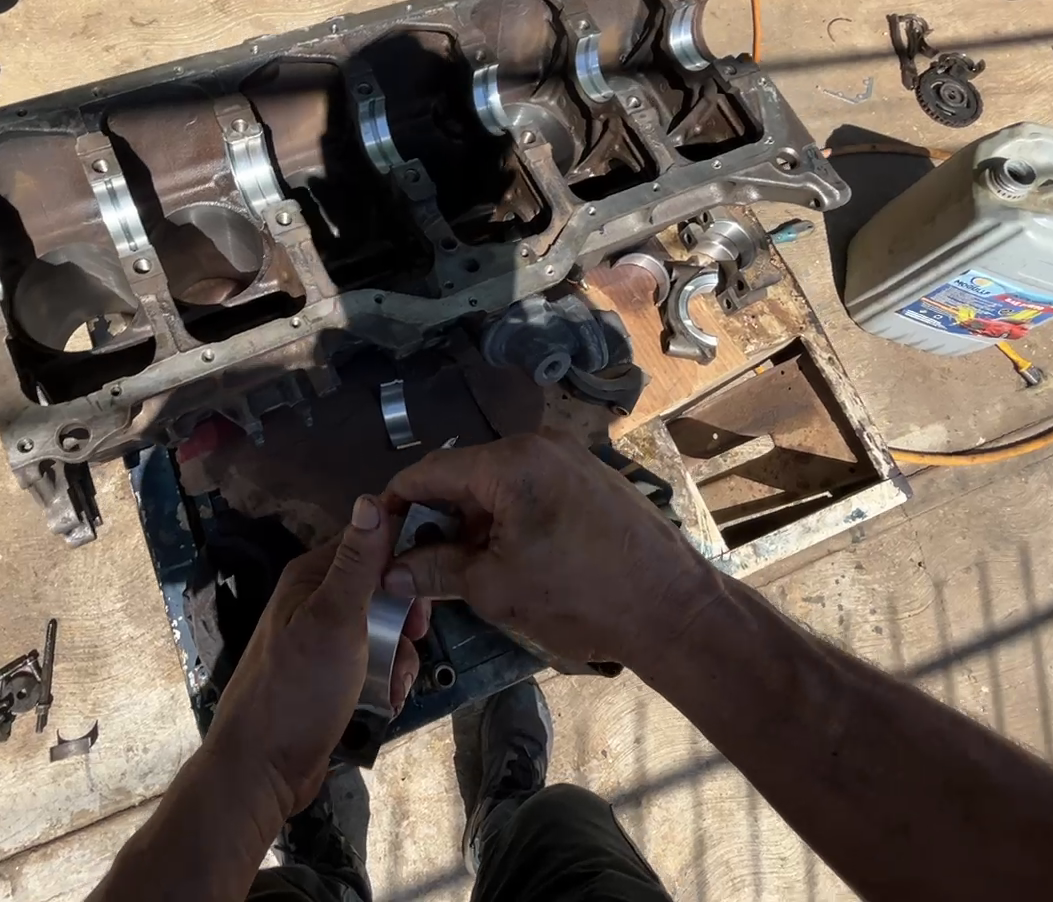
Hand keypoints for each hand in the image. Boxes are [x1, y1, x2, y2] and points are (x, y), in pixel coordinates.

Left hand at [204, 495, 428, 819]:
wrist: (262, 771)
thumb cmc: (299, 688)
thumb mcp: (335, 619)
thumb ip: (357, 562)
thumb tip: (371, 497)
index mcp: (311, 577)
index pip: (368, 544)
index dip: (401, 560)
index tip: (426, 587)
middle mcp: (315, 601)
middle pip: (380, 588)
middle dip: (405, 615)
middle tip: (416, 639)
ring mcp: (321, 640)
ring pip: (382, 629)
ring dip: (400, 654)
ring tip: (399, 683)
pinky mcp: (330, 675)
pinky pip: (372, 662)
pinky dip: (386, 677)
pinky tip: (389, 699)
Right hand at [381, 432, 713, 667]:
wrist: (674, 609)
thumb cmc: (579, 596)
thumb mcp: (496, 587)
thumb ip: (434, 570)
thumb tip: (388, 573)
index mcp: (510, 461)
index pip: (430, 470)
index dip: (396, 502)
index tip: (378, 534)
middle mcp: (537, 444)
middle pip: (465, 474)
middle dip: (438, 516)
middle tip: (421, 561)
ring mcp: (568, 456)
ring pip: (497, 482)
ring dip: (474, 519)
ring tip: (466, 566)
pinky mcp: (589, 474)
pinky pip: (530, 486)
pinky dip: (507, 515)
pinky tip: (509, 554)